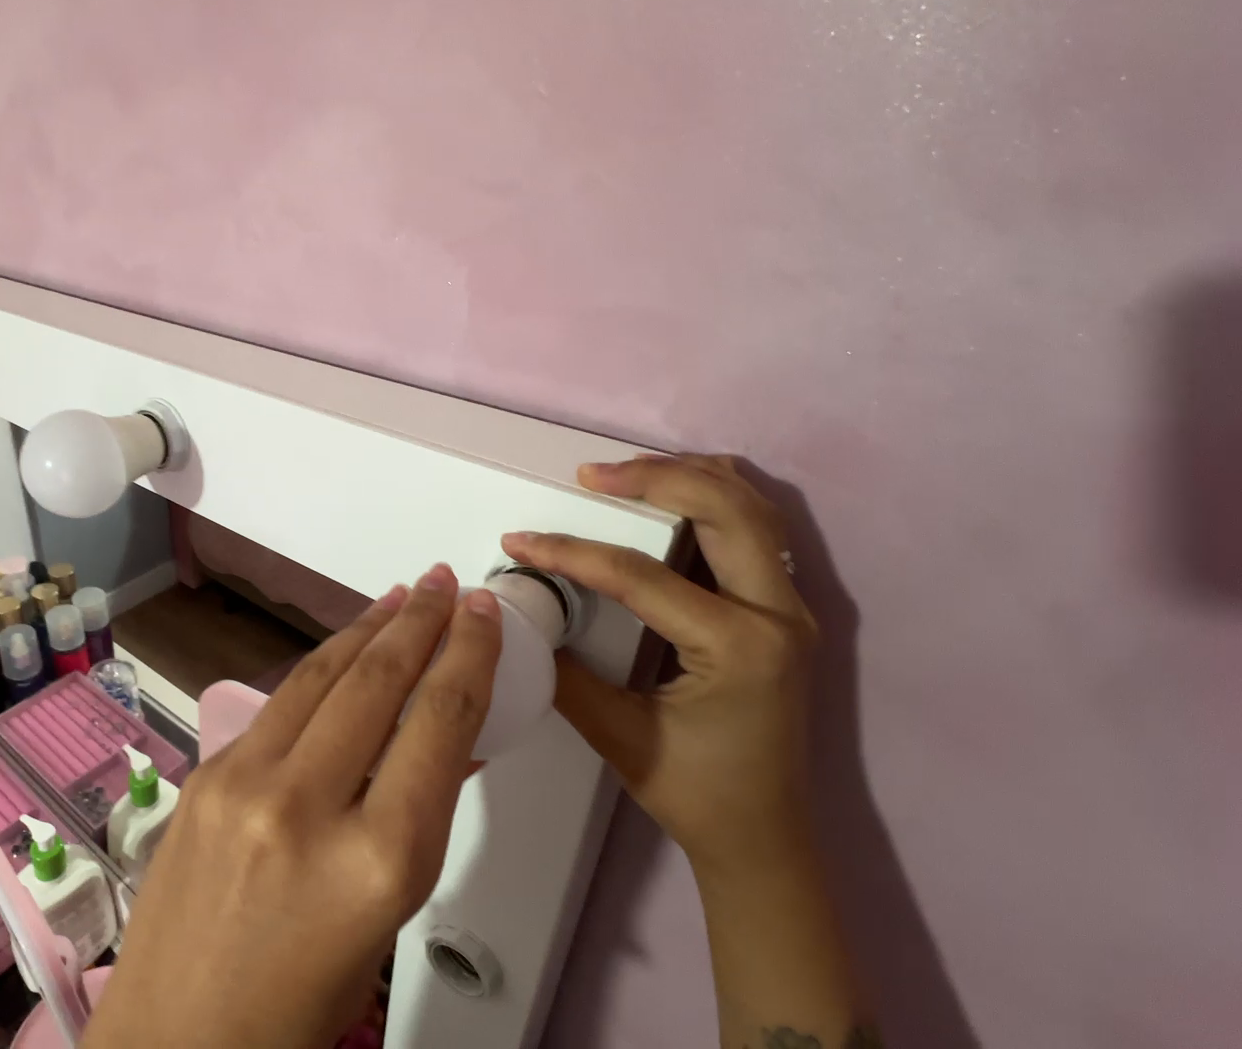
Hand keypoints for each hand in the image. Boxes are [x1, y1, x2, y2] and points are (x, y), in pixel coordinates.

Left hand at [83, 564, 502, 1048]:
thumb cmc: (301, 999)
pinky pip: (276, 706)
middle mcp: (306, 806)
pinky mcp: (204, 776)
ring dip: (364, 629)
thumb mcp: (386, 915)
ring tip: (398, 599)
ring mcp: (243, 783)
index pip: (439, 724)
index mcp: (377, 859)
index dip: (468, 655)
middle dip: (418, 622)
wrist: (180, 1040)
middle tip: (442, 582)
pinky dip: (318, 670)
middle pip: (377, 682)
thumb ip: (417, 818)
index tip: (482, 613)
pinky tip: (338, 656)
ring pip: (319, 677)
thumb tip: (446, 745)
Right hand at [502, 454, 819, 874]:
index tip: (519, 541)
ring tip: (628, 472)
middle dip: (654, 479)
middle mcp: (779, 614)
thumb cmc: (695, 793)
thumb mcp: (619, 734)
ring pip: (753, 508)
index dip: (572, 552)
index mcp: (739, 646)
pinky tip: (676, 496)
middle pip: (724, 509)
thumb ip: (566, 672)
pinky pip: (758, 531)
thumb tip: (522, 618)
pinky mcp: (783, 612)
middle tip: (590, 476)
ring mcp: (790, 609)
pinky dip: (716, 499)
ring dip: (691, 478)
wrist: (763, 837)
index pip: (641, 575)